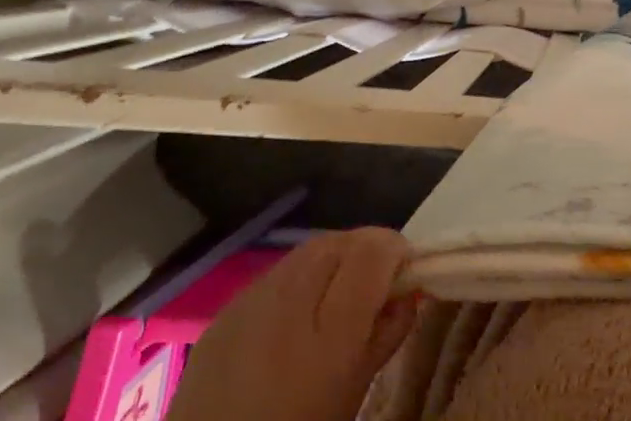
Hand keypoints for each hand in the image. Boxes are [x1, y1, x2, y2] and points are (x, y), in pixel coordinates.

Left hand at [167, 228, 420, 420]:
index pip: (373, 252)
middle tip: (376, 278)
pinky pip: (274, 275)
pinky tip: (296, 313)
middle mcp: (289, 305)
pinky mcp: (223, 313)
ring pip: (306, 251)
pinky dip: (298, 278)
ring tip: (337, 292)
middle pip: (339, 241)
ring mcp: (249, 304)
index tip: (405, 270)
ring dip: (333, 258)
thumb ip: (388, 333)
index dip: (397, 250)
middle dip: (366, 249)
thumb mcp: (357, 390)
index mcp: (331, 333)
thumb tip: (407, 292)